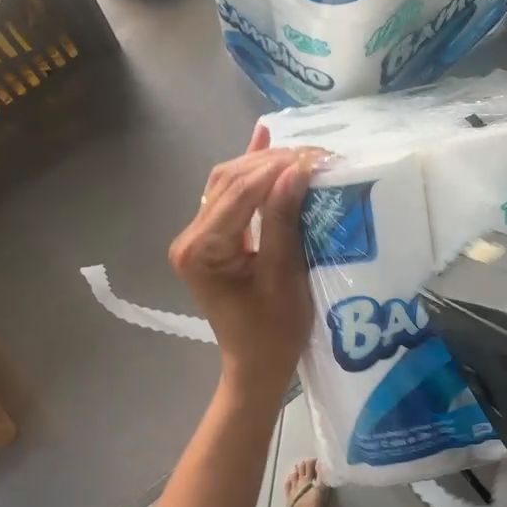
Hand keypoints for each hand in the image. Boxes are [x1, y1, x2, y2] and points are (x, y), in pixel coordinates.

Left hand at [169, 127, 320, 398]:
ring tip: (302, 153)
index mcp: (201, 250)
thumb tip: (296, 169)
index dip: (277, 170)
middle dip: (271, 163)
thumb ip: (284, 221)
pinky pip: (230, 199)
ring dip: (263, 166)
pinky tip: (263, 139)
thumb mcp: (284, 277)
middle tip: (316, 153)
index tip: (316, 156)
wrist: (258, 368)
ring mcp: (197, 238)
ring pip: (228, 184)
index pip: (239, 194)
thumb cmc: (274, 334)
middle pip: (228, 182)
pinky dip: (250, 174)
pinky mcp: (211, 241)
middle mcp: (190, 238)